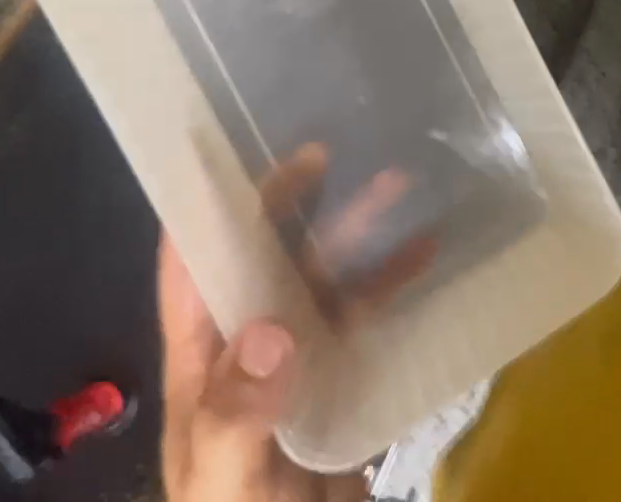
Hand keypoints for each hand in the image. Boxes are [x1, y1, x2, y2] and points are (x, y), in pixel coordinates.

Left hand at [158, 144, 433, 501]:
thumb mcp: (227, 484)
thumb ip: (239, 416)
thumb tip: (271, 331)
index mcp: (204, 359)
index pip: (194, 268)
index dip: (209, 209)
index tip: (239, 158)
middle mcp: (246, 345)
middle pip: (264, 256)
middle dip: (291, 203)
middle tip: (326, 152)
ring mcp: (295, 359)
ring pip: (322, 276)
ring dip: (355, 231)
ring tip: (399, 183)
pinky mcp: (338, 375)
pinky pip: (364, 313)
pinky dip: (391, 279)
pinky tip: (426, 252)